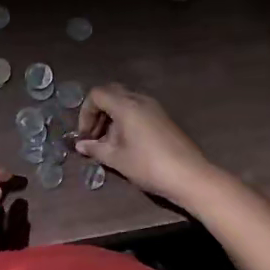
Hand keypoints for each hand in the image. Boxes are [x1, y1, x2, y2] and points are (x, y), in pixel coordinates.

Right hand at [74, 84, 217, 201]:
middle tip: (94, 135)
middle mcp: (140, 100)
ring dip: (112, 117)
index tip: (85, 135)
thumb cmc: (148, 165)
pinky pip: (138, 109)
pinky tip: (126, 143)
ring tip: (108, 142)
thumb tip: (80, 145)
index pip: (97, 94)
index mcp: (126, 105)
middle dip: (98, 112)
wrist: (189, 175)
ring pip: (125, 101)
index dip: (86, 112)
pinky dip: (126, 119)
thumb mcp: (117, 159)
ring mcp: (154, 107)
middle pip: (111, 93)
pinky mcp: (163, 117)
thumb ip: (95, 148)